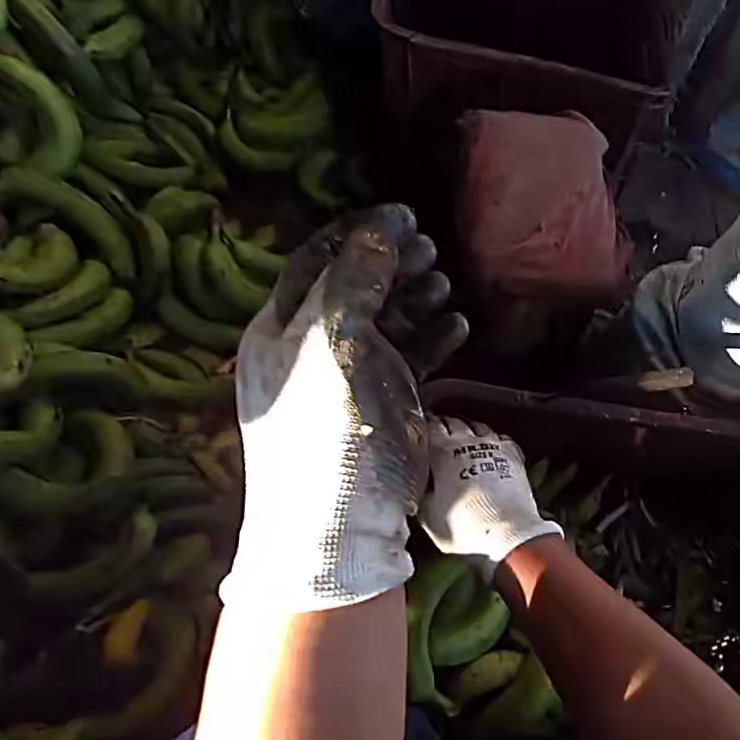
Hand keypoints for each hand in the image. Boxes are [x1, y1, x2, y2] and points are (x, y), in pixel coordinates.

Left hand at [228, 205, 469, 610]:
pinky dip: (433, 337)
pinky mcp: (383, 401)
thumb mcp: (335, 343)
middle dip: (393, 262)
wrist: (339, 526)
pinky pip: (409, 357)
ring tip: (444, 283)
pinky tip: (457, 325)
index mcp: (283, 328)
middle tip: (430, 248)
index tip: (403, 214)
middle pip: (356, 287)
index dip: (359, 232)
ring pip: (386, 321)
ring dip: (416, 298)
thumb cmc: (329, 429)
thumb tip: (382, 225)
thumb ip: (356, 279)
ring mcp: (350, 375)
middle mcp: (313, 346)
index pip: (318, 261)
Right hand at [419, 416, 562, 565]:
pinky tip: (494, 443)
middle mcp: (468, 442)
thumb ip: (421, 498)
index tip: (421, 424)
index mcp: (442, 452)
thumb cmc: (466, 526)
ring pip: (478, 426)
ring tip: (464, 430)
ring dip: (469, 427)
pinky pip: (501, 438)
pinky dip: (495, 438)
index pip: (431, 427)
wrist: (507, 530)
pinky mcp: (513, 456)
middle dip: (445, 422)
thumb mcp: (429, 517)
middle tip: (438, 425)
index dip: (425, 423)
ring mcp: (493, 446)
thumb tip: (419, 492)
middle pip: (454, 422)